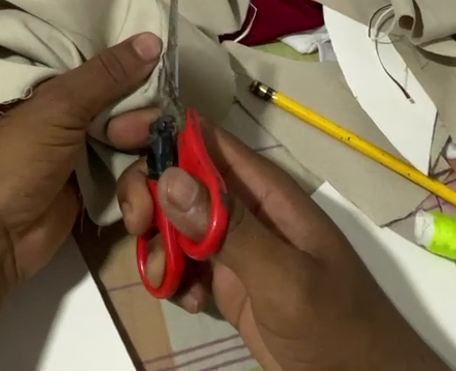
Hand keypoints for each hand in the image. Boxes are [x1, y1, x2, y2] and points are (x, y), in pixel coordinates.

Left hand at [0, 31, 162, 284]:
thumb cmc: (12, 159)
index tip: (156, 65)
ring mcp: (80, 149)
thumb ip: (106, 74)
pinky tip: (136, 202)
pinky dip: (137, 186)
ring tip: (133, 177)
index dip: (128, 63)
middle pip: (122, 99)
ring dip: (140, 155)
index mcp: (46, 80)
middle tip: (127, 135)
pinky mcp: (92, 186)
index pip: (97, 60)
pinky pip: (129, 173)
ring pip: (132, 137)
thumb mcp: (57, 107)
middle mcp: (64, 110)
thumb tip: (153, 38)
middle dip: (135, 117)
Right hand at [111, 115, 447, 370]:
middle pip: (179, 175)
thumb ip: (230, 229)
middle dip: (149, 192)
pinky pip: (183, 261)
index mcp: (263, 188)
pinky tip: (184, 300)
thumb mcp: (286, 279)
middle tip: (137, 226)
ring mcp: (235, 244)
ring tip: (164, 275)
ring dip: (157, 241)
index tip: (118, 135)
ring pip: (175, 219)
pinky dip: (173, 275)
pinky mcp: (227, 281)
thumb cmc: (337, 327)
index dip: (160, 127)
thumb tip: (170, 175)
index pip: (204, 136)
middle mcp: (244, 206)